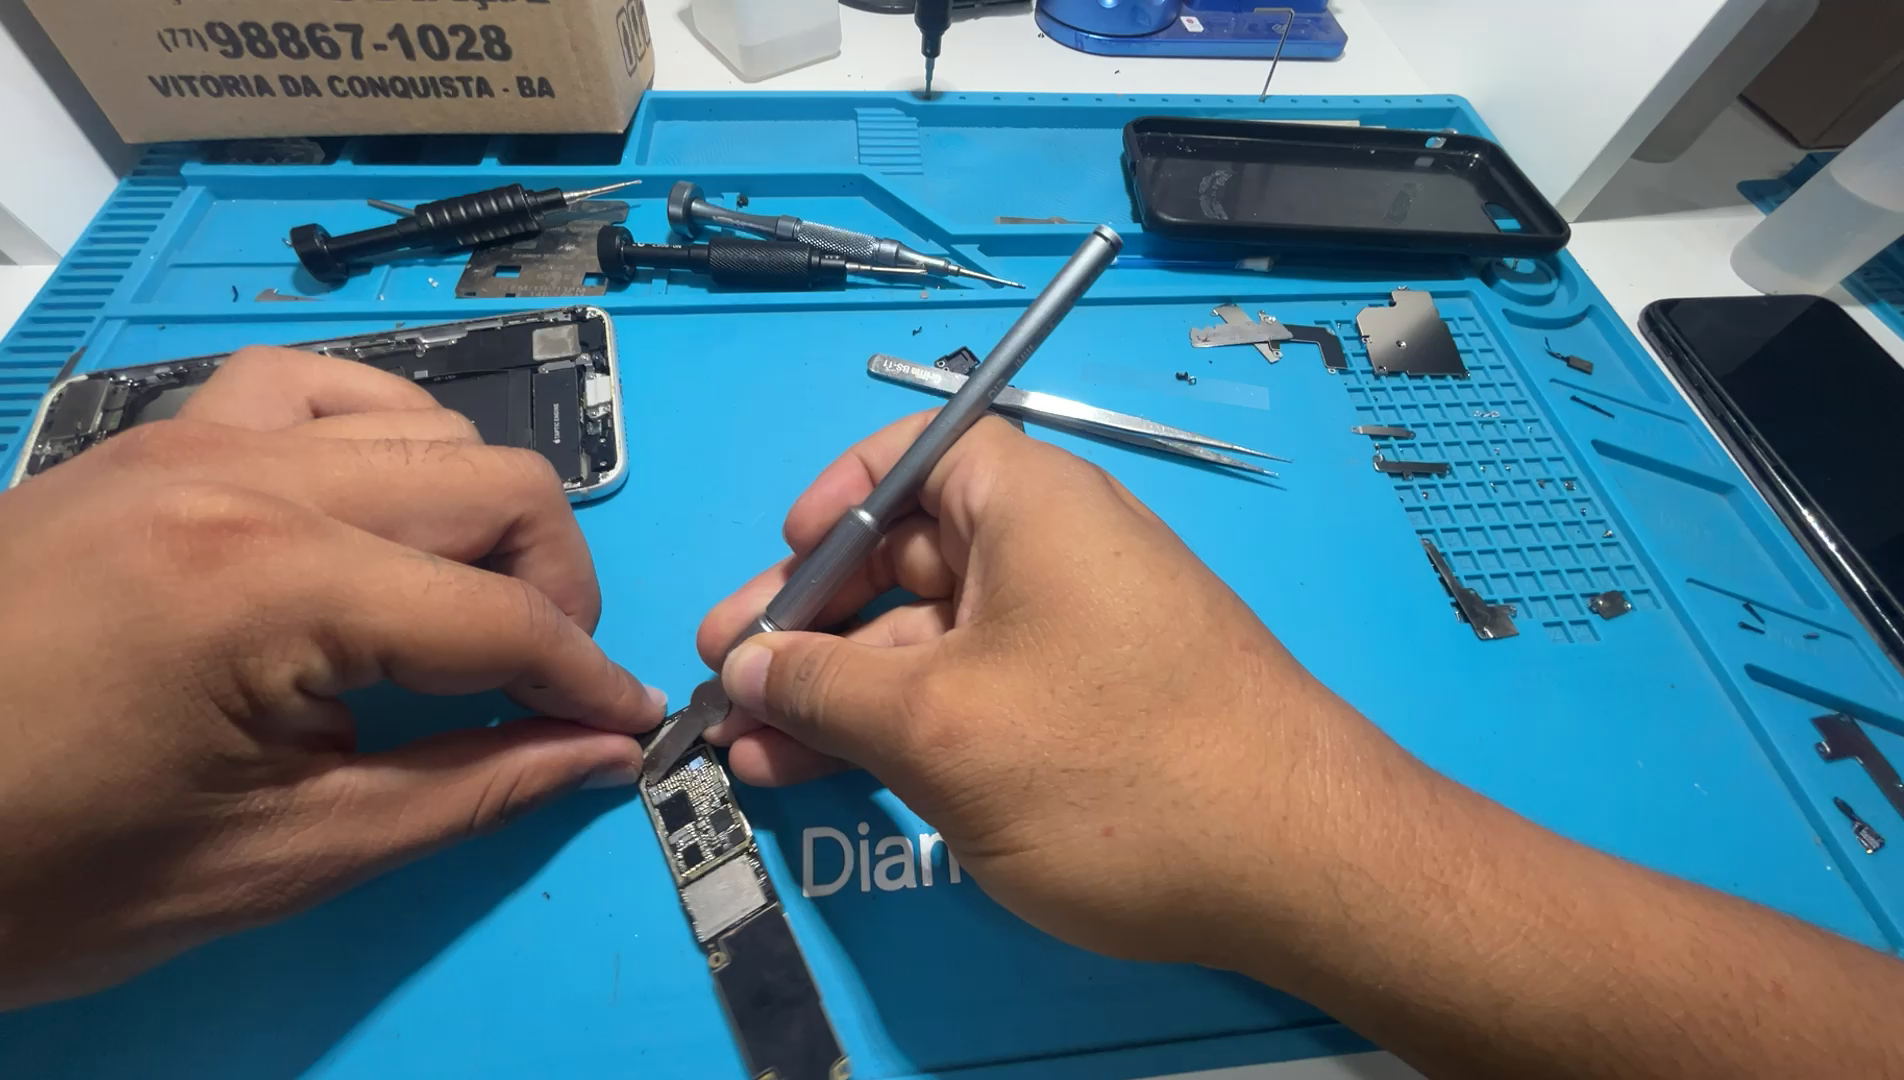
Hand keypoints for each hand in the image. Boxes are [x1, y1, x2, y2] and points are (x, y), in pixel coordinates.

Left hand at [0, 349, 662, 1012]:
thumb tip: (608, 752)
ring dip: (490, 520)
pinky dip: (398, 439)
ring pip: (444, 432)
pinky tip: (389, 505)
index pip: (507, 623)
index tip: (631, 721)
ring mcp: (203, 439)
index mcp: (271, 592)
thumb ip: (480, 788)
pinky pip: (332, 388)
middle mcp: (253, 481)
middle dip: (561, 589)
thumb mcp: (285, 856)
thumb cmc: (32, 870)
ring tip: (464, 599)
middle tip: (543, 670)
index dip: (590, 679)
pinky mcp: (167, 434)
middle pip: (508, 491)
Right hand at [701, 416, 1903, 1079]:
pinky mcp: (1069, 705)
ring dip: (834, 691)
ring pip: (922, 641)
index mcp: (1028, 505)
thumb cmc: (1109, 761)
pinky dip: (893, 725)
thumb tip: (746, 667)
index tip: (785, 554)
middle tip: (726, 678)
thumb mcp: (939, 722)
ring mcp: (1059, 634)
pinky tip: (817, 771)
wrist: (1299, 870)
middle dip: (810, 621)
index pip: (918, 454)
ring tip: (748, 749)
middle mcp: (1047, 552)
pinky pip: (960, 693)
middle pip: (903, 559)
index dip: (839, 497)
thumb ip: (826, 686)